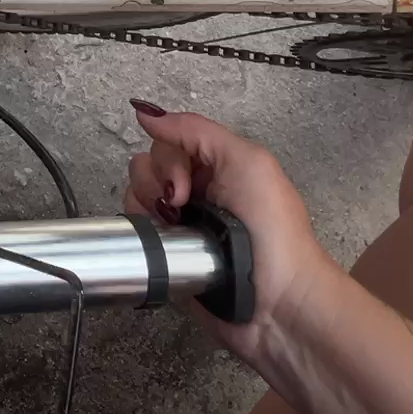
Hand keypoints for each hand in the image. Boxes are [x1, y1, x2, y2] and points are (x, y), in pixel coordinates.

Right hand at [123, 104, 336, 361]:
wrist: (277, 301)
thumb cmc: (270, 229)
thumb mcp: (246, 161)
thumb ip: (194, 130)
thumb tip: (143, 112)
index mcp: (216, 164)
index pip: (168, 140)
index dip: (169, 158)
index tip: (187, 185)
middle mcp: (195, 188)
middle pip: (146, 163)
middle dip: (157, 181)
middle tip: (184, 206)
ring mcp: (179, 219)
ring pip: (136, 192)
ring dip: (147, 205)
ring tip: (174, 228)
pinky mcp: (166, 249)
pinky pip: (135, 224)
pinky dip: (142, 227)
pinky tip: (163, 239)